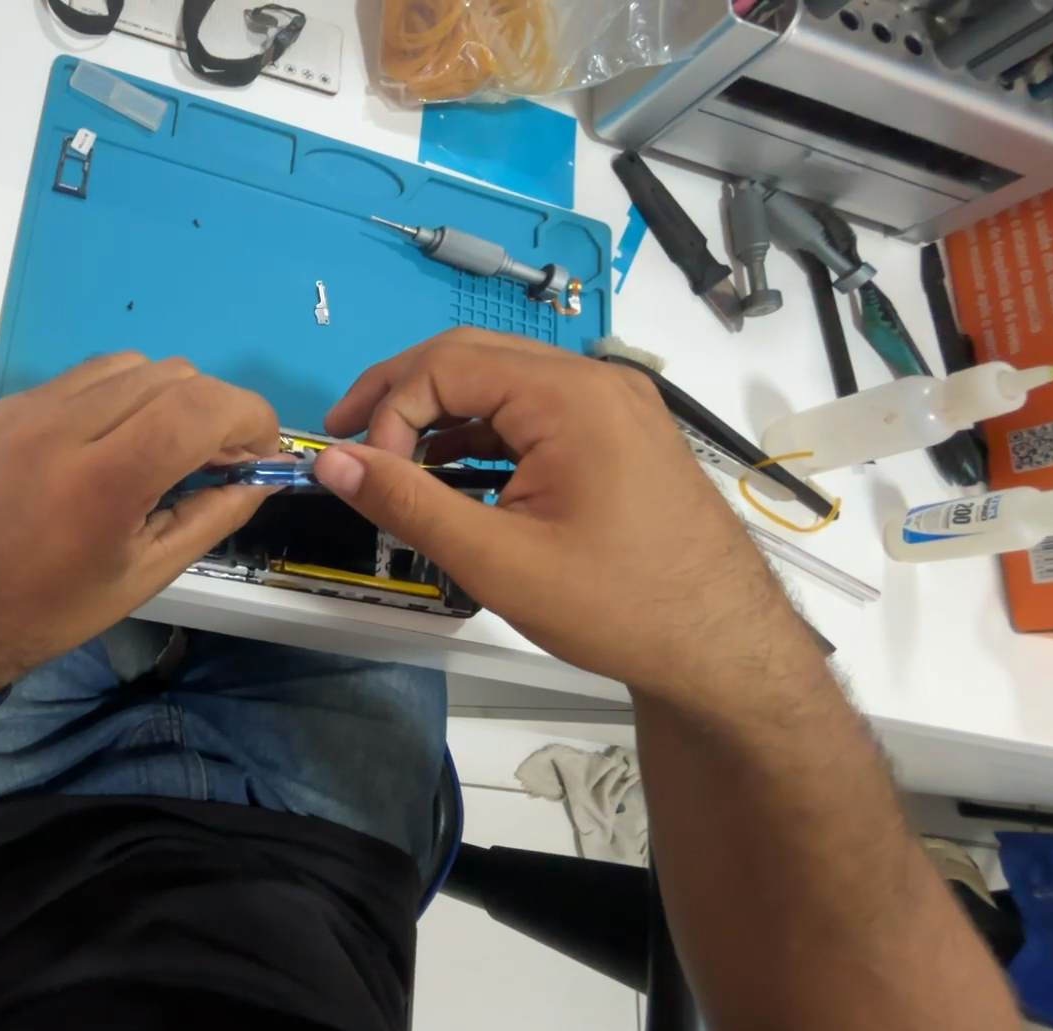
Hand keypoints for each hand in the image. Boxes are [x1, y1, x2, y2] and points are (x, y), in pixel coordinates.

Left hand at [0, 353, 282, 690]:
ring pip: (135, 364)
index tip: (261, 449)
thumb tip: (265, 474)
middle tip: (221, 456)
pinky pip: (91, 374)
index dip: (250, 416)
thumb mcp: (152, 572)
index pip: (199, 408)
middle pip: (174, 376)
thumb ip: (217, 514)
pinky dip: (126, 394)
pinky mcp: (12, 404)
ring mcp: (30, 408)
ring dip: (172, 396)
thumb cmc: (63, 604)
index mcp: (101, 483)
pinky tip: (122, 435)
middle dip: (217, 408)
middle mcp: (62, 428)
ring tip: (170, 444)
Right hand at [312, 329, 815, 706]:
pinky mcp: (610, 434)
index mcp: (568, 398)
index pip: (445, 365)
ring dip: (432, 412)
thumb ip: (405, 502)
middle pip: (468, 357)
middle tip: (345, 435)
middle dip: (397, 393)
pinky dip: (472, 432)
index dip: (389, 411)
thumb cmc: (613, 605)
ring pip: (494, 381)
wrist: (722, 651)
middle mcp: (592, 382)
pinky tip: (446, 470)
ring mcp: (607, 406)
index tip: (371, 476)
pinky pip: (524, 412)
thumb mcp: (493, 559)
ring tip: (387, 457)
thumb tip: (330, 462)